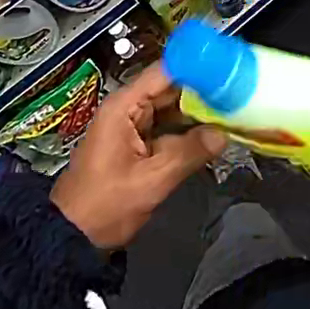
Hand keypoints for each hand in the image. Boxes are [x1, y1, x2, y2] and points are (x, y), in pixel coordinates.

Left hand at [51, 64, 226, 250]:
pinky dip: (190, 128)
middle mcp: (128, 109)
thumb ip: (190, 153)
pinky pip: (169, 126)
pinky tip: (215, 130)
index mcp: (124, 107)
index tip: (229, 69)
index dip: (198, 68)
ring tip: (235, 108)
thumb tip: (224, 134)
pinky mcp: (138, 143)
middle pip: (172, 87)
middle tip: (239, 92)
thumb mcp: (151, 180)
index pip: (166, 72)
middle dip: (205, 90)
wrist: (70, 240)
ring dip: (200, 110)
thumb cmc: (105, 206)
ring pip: (173, 108)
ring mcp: (133, 126)